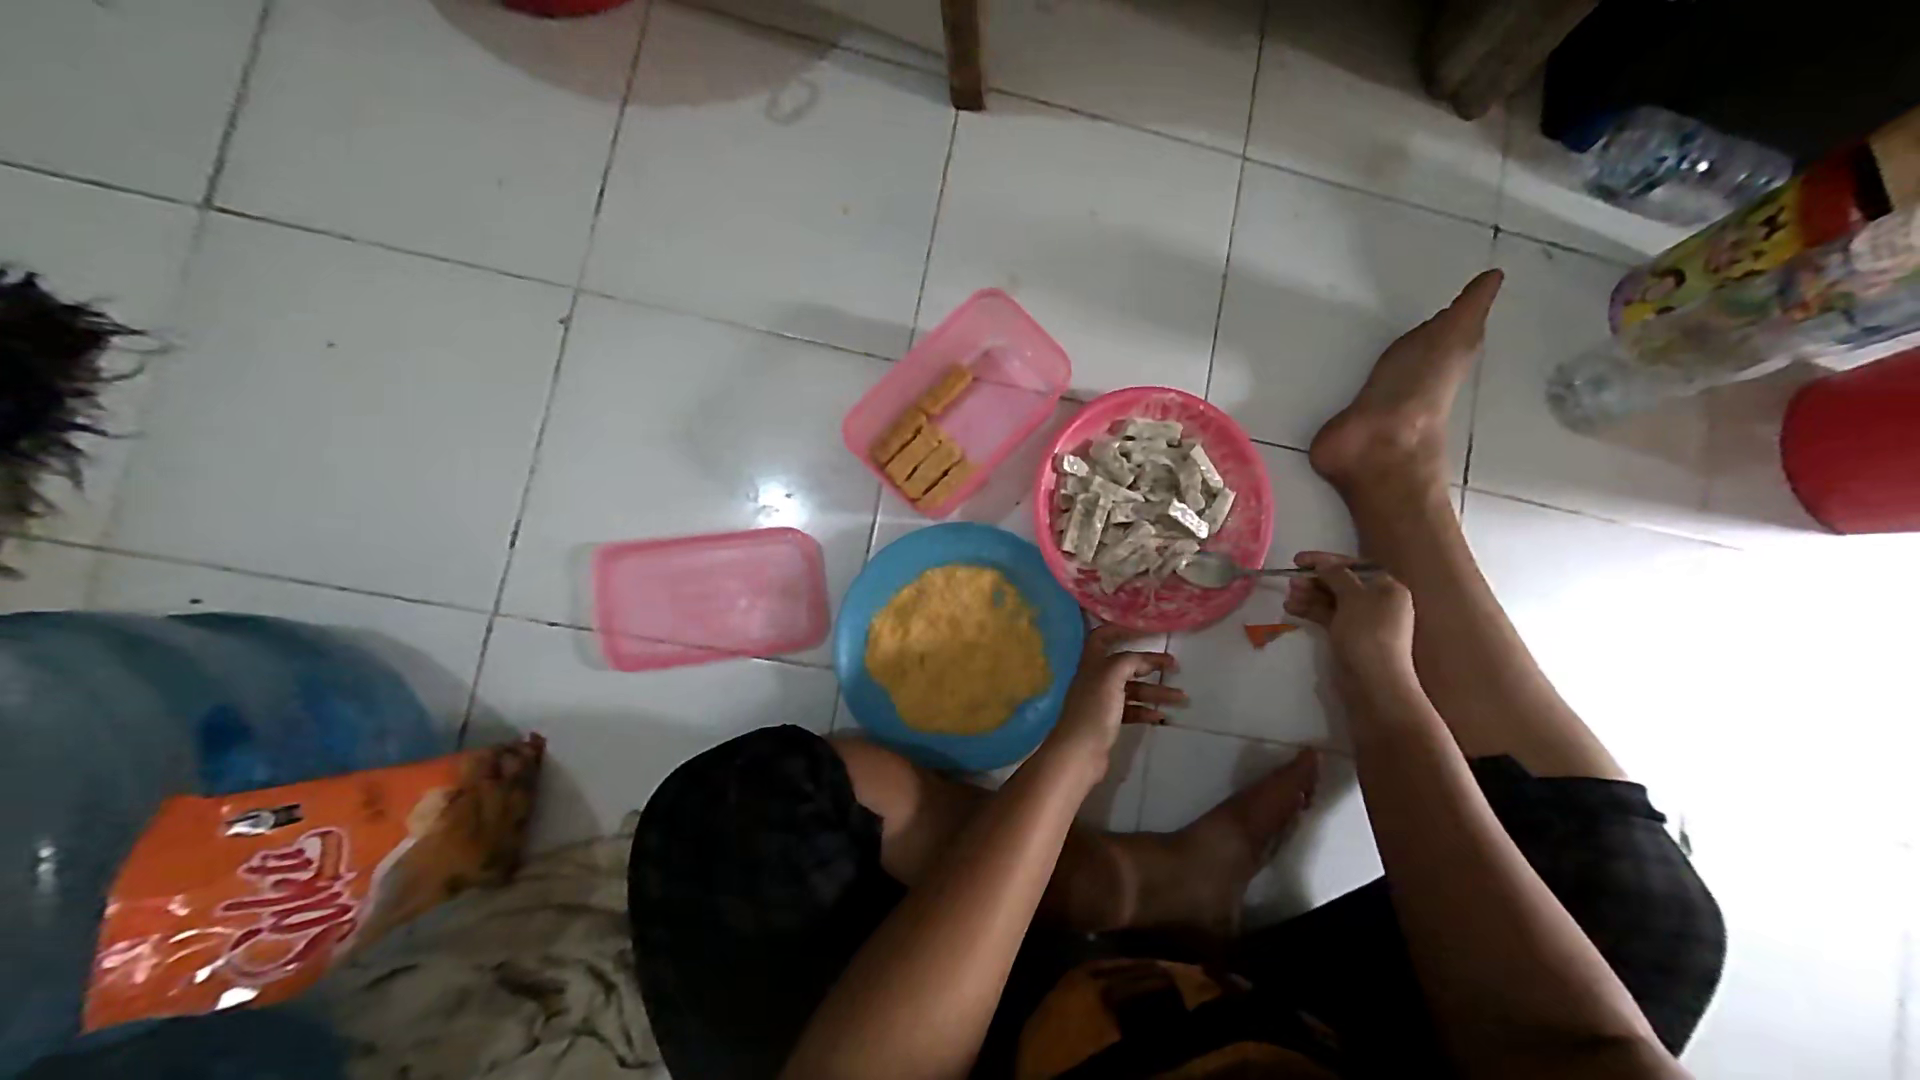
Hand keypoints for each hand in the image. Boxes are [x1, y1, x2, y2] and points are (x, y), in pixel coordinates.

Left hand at [1043, 624, 1181, 772]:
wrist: (1079, 752)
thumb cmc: (1094, 710)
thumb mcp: (1110, 677)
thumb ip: (1127, 661)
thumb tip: (1142, 659)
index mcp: (1092, 663)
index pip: (1102, 636)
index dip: (1120, 629)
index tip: (1146, 630)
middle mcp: (1095, 678)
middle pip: (1124, 664)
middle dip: (1149, 664)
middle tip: (1175, 665)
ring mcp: (1102, 701)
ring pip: (1132, 689)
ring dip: (1156, 691)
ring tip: (1182, 697)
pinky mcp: (1108, 721)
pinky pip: (1131, 710)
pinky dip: (1146, 710)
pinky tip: (1161, 715)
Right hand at [1283, 551, 1415, 677]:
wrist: (1373, 681)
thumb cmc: (1367, 633)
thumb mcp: (1353, 597)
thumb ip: (1337, 575)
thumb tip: (1324, 564)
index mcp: (1387, 588)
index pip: (1354, 566)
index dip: (1326, 560)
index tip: (1298, 560)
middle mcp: (1377, 601)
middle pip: (1341, 582)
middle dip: (1315, 580)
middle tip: (1292, 581)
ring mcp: (1362, 620)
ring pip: (1331, 600)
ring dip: (1309, 595)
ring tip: (1289, 596)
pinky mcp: (1348, 635)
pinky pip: (1327, 615)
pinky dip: (1310, 610)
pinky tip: (1291, 609)